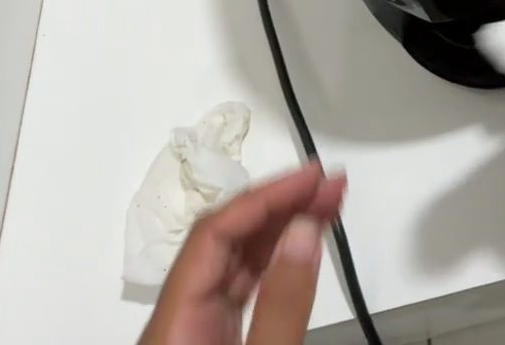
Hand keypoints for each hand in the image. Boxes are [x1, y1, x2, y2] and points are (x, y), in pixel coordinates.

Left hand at [139, 163, 346, 344]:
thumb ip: (281, 304)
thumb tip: (304, 229)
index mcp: (172, 326)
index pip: (214, 234)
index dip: (266, 195)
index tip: (314, 176)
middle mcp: (177, 320)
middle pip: (225, 241)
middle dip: (281, 203)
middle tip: (333, 183)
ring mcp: (195, 332)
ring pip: (238, 261)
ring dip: (286, 225)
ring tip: (330, 202)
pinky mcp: (215, 342)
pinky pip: (246, 285)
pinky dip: (280, 258)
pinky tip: (307, 242)